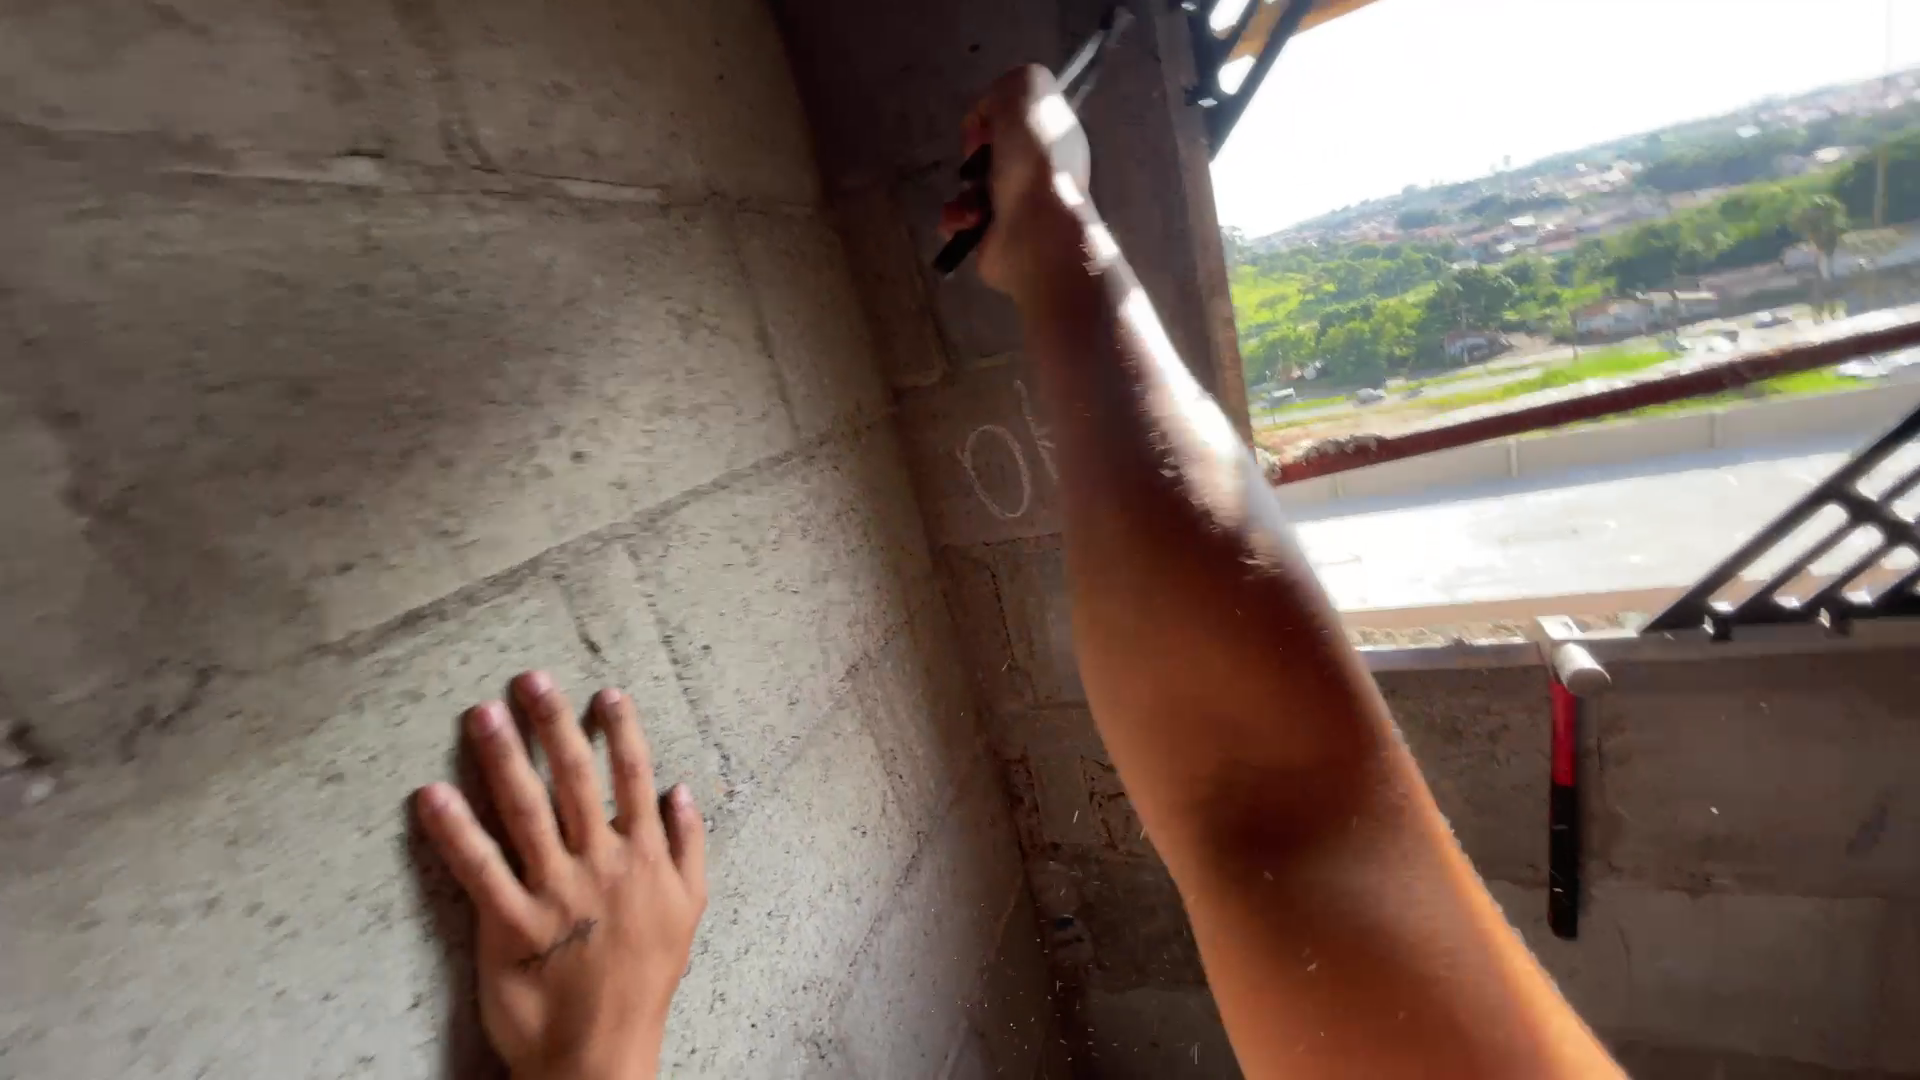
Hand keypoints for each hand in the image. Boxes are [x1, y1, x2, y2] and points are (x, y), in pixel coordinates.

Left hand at [415, 671, 706, 1079]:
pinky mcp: (507, 924)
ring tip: (483, 715)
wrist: (602, 1047)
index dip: (620, 732)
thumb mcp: (693, 904)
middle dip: (554, 725)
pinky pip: (479, 868)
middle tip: (531, 680)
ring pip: (527, 811)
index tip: (605, 694)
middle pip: (575, 779)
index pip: (632, 777)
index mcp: (644, 853)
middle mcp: (600, 859)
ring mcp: (553, 889)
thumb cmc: (650, 973)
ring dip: (504, 758)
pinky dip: (455, 830)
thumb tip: (680, 789)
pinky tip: (432, 795)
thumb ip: (690, 843)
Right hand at [940, 65, 1094, 296]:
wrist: (1035, 230)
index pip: (1016, 118)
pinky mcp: (993, 239)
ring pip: (969, 189)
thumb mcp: (1026, 87)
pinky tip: (967, 220)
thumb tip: (985, 120)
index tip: (988, 126)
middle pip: (988, 154)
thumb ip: (1005, 87)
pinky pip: (960, 221)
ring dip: (962, 192)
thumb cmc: (1034, 157)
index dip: (994, 116)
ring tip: (972, 200)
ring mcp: (1016, 208)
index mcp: (1053, 136)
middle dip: (972, 155)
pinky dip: (956, 219)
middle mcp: (1037, 172)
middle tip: (976, 162)